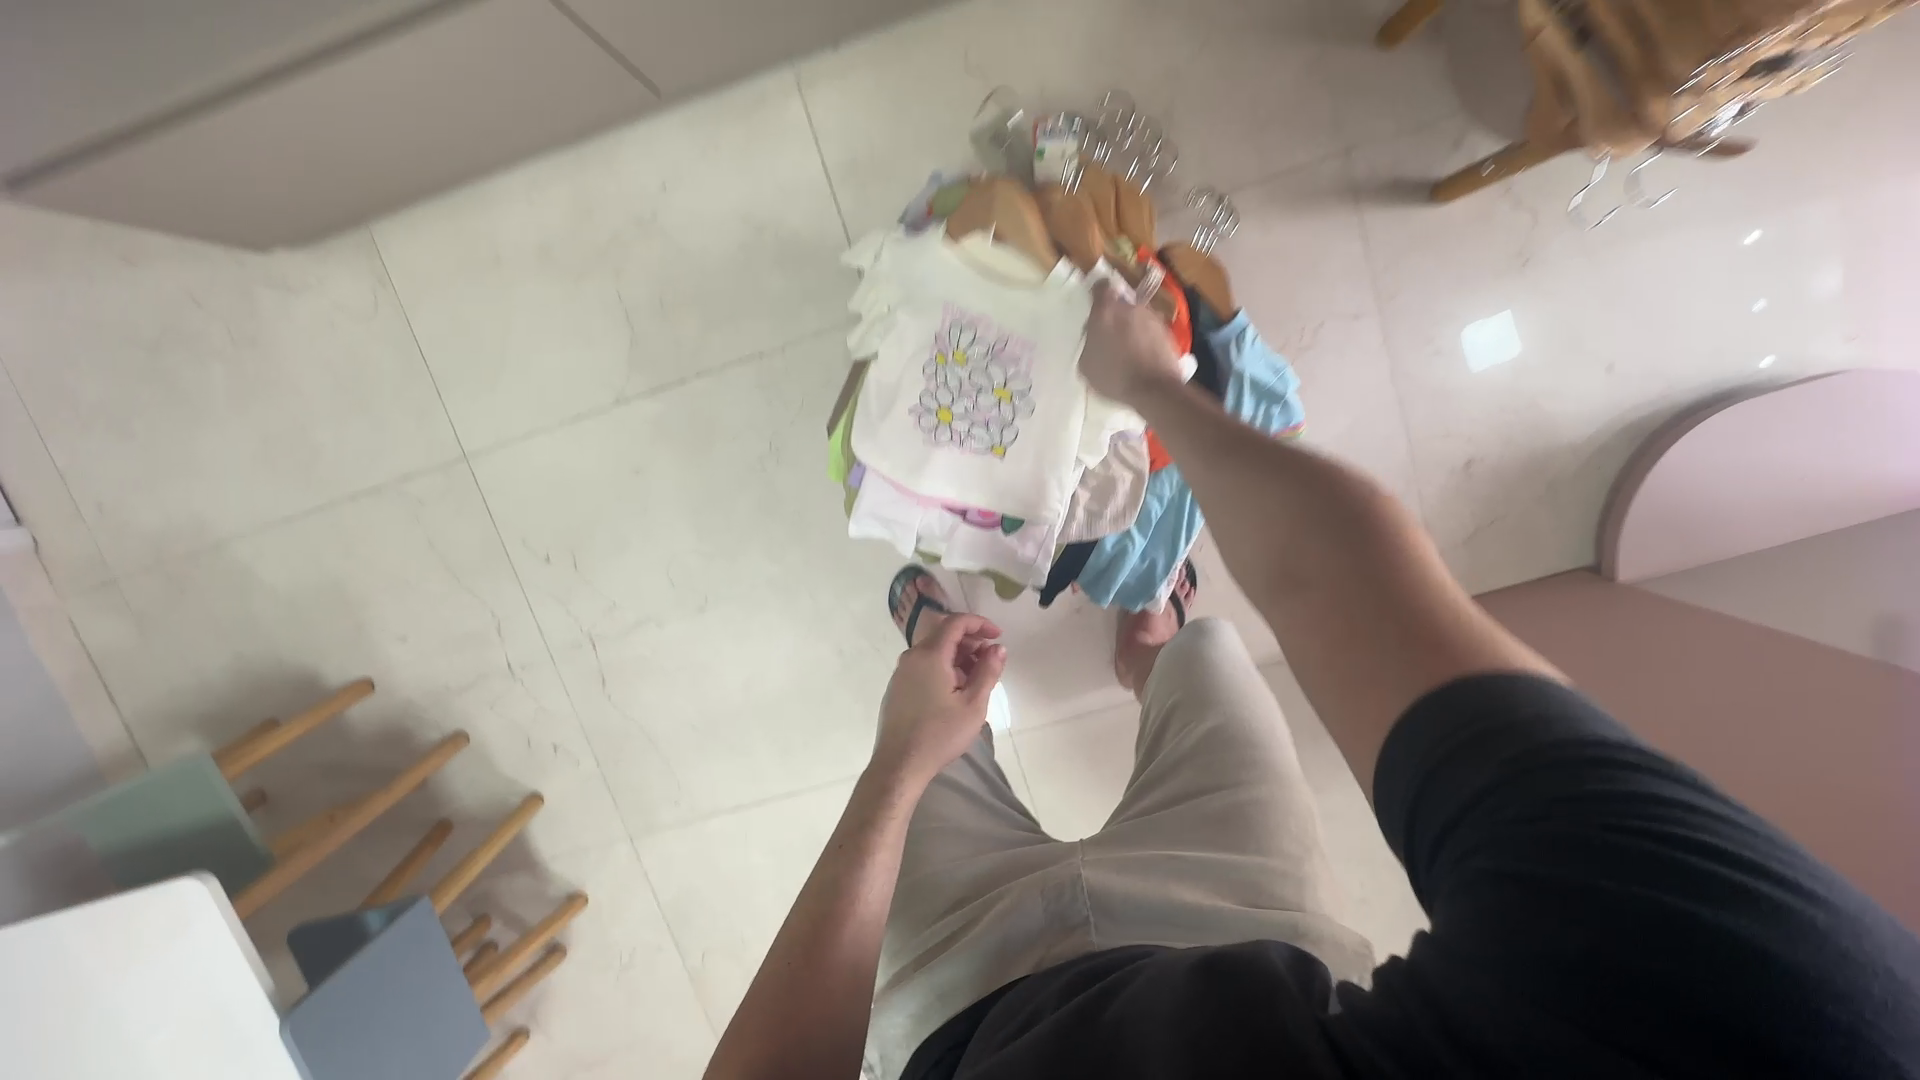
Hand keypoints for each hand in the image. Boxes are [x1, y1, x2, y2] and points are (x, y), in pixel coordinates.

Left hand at [873, 614, 1006, 788]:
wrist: (899, 765)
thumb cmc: (940, 735)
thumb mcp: (973, 705)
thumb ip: (988, 672)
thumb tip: (998, 648)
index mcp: (929, 655)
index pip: (955, 623)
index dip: (980, 623)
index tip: (998, 636)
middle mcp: (911, 657)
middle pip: (944, 635)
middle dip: (971, 642)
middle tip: (990, 660)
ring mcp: (901, 673)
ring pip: (934, 652)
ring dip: (958, 657)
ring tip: (977, 679)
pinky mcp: (897, 688)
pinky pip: (924, 666)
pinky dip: (943, 668)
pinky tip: (955, 692)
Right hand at [1080, 280, 1186, 406]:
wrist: (1154, 389)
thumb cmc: (1114, 377)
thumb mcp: (1086, 365)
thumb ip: (1089, 343)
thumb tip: (1095, 337)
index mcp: (1105, 312)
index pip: (1101, 287)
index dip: (1098, 293)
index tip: (1096, 304)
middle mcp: (1130, 308)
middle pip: (1120, 304)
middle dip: (1115, 316)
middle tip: (1111, 337)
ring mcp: (1151, 318)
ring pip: (1137, 317)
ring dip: (1132, 327)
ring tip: (1129, 350)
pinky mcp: (1167, 331)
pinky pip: (1151, 330)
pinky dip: (1146, 338)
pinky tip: (1143, 357)